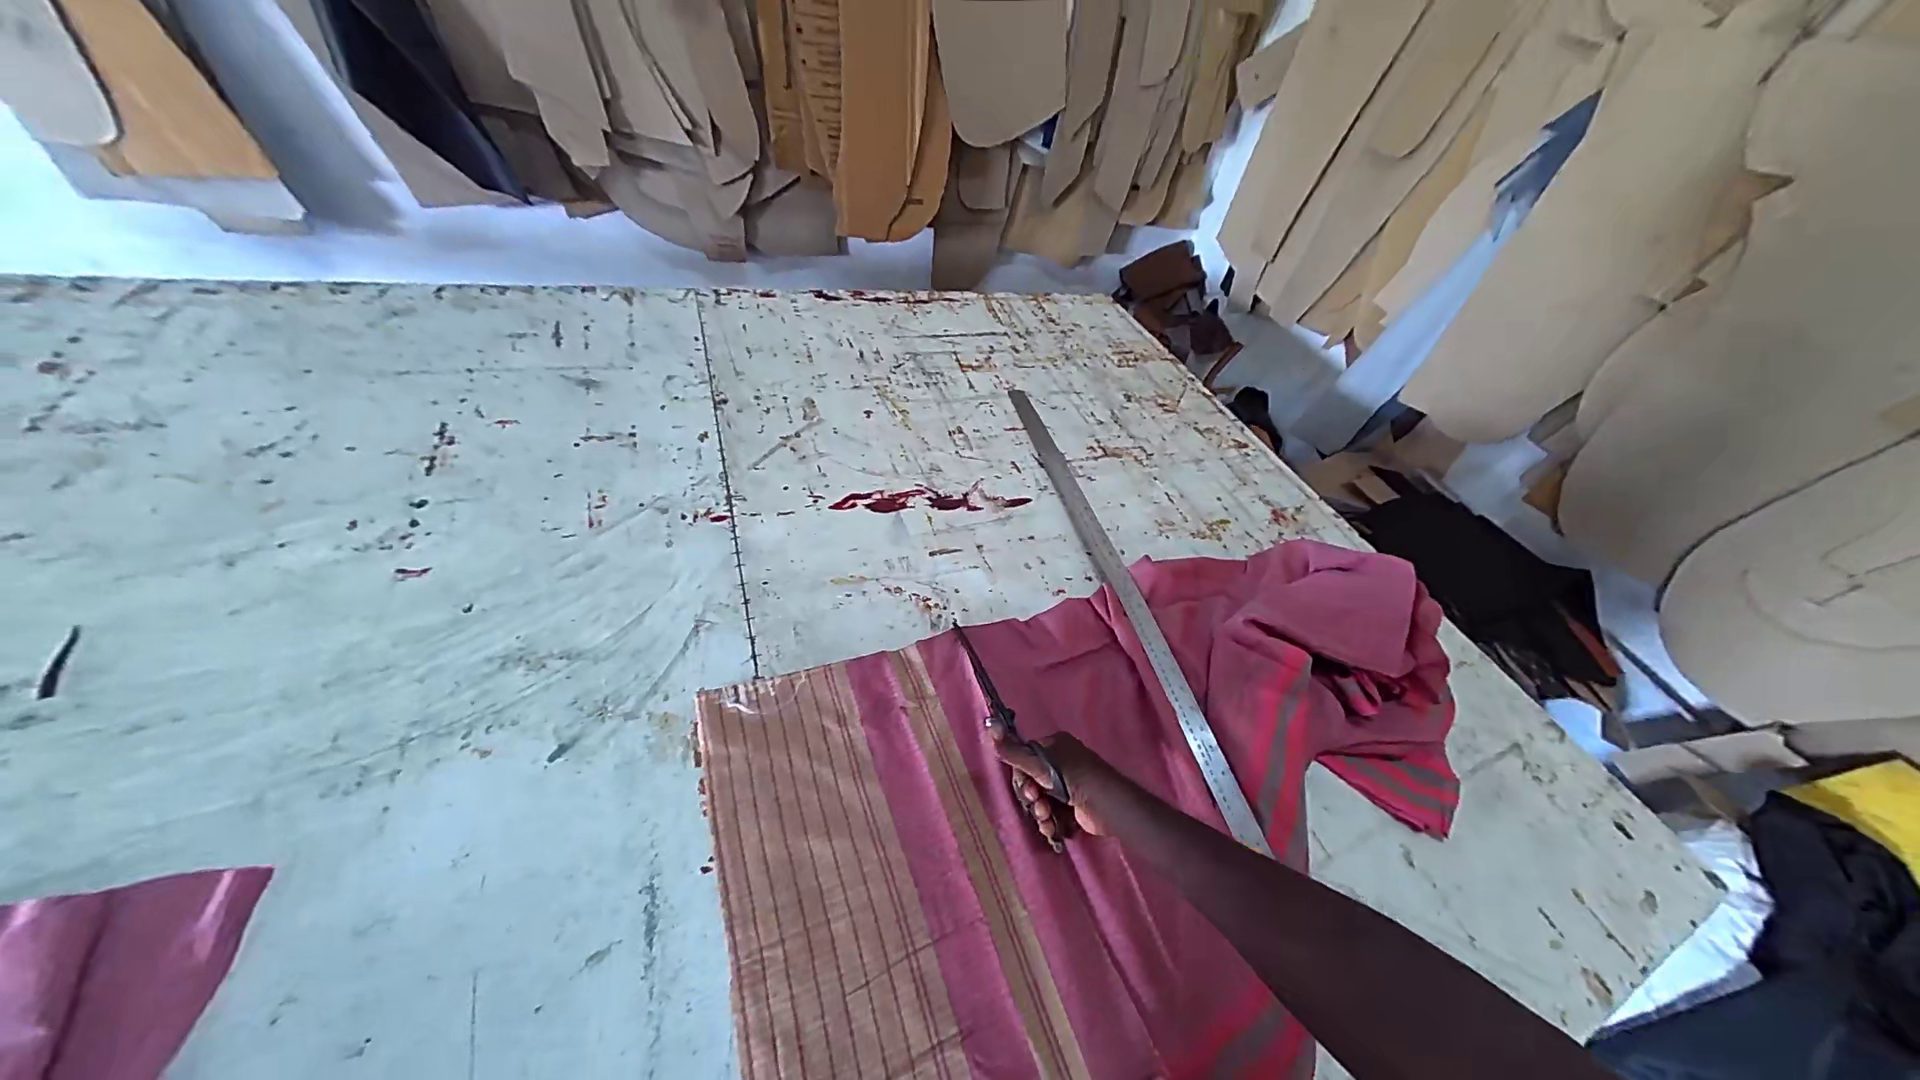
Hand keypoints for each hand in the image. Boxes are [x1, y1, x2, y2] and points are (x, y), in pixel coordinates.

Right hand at [990, 729, 1113, 839]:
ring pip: (1042, 800)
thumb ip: (1012, 750)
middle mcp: (1062, 762)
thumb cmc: (1074, 778)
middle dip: (1032, 798)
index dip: (1022, 777)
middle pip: (1032, 782)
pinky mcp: (1075, 805)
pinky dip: (1050, 821)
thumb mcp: (1040, 765)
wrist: (1108, 806)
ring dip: (1040, 812)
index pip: (1026, 759)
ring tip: (1047, 819)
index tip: (1027, 789)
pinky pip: (1053, 812)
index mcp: (1055, 746)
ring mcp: (1070, 784)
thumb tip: (989, 722)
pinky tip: (1052, 828)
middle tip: (1038, 805)